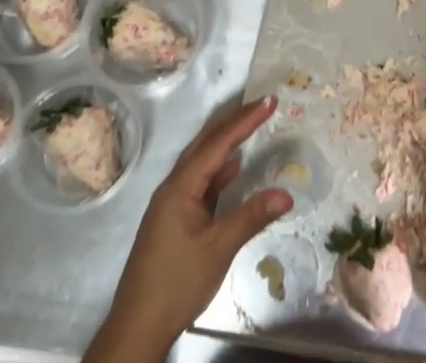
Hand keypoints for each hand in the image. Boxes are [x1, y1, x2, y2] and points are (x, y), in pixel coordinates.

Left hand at [87, 96, 292, 361]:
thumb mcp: (218, 249)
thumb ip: (251, 217)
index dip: (244, 121)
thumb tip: (287, 193)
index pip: (217, 145)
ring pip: (201, 162)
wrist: (139, 324)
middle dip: (233, 123)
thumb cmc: (176, 283)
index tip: (269, 101)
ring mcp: (172, 204)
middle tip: (262, 104)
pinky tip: (234, 168)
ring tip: (251, 124)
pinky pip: (200, 182)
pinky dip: (219, 170)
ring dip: (225, 143)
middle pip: (204, 145)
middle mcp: (172, 188)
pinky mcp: (175, 219)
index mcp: (179, 188)